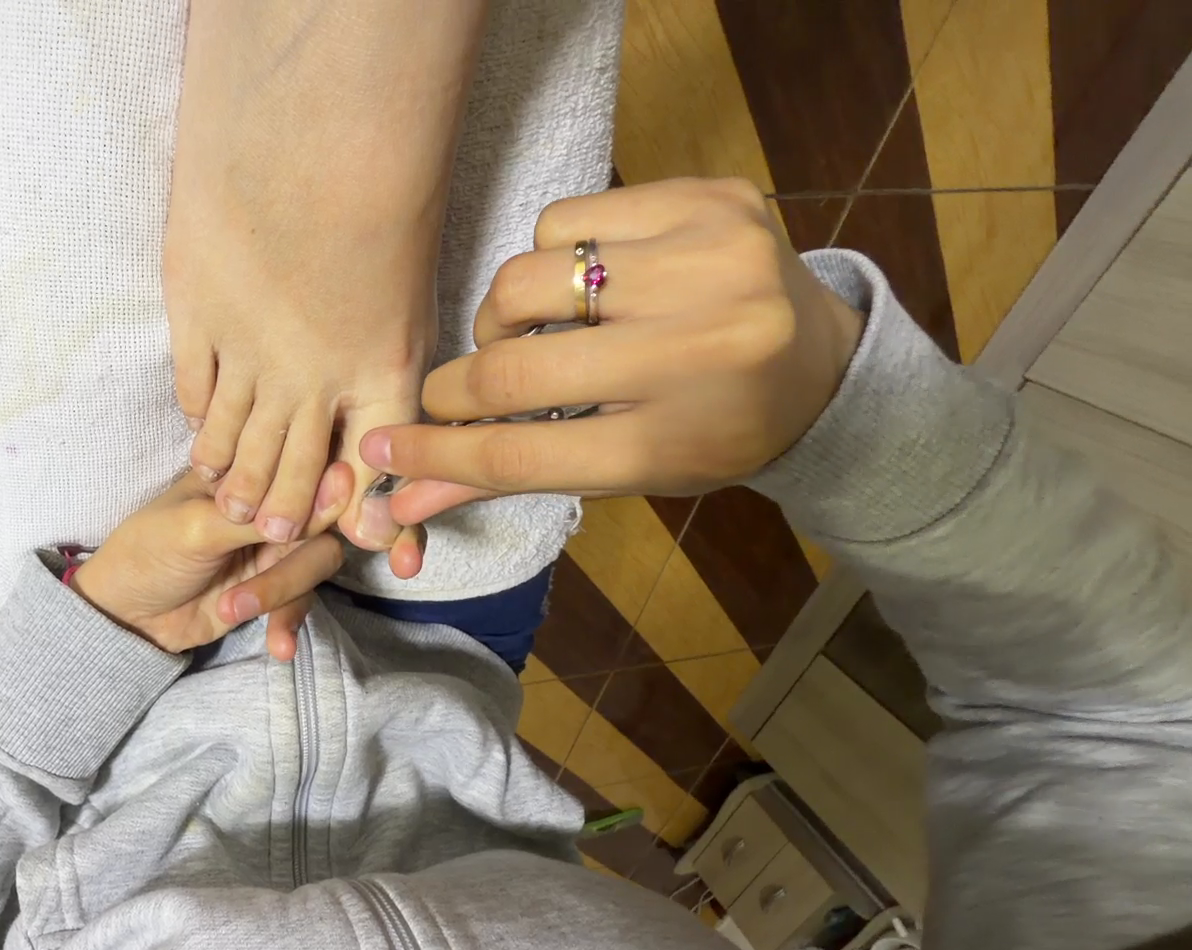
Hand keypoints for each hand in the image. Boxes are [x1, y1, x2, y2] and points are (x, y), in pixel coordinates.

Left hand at [70, 463, 353, 661]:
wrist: (126, 615)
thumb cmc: (148, 553)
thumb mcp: (198, 528)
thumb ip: (259, 515)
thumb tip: (327, 490)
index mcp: (246, 473)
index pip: (300, 468)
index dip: (322, 489)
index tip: (317, 513)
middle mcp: (267, 506)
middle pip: (320, 522)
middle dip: (294, 560)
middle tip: (262, 584)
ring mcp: (272, 548)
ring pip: (314, 564)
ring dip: (280, 592)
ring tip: (232, 610)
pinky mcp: (272, 588)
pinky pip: (300, 601)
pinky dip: (289, 622)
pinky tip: (278, 647)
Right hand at [163, 0, 484, 553]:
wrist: (321, 116)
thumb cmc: (388, 187)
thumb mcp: (412, 285)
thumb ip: (389, 358)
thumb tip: (375, 408)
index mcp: (379, 368)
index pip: (368, 468)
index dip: (366, 515)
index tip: (365, 546)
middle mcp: (311, 376)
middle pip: (288, 468)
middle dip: (281, 511)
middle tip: (265, 534)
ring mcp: (248, 349)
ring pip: (234, 440)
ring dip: (233, 475)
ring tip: (227, 496)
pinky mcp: (198, 313)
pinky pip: (196, 389)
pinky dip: (201, 417)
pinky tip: (202, 427)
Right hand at [358, 178, 866, 522]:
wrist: (820, 365)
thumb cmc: (703, 434)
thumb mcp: (613, 471)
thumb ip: (506, 476)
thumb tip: (406, 496)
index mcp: (672, 441)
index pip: (517, 455)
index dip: (436, 456)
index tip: (384, 450)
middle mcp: (698, 350)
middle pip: (511, 371)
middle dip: (458, 388)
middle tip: (457, 394)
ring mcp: (711, 263)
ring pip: (525, 278)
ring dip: (506, 314)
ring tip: (539, 333)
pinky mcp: (712, 200)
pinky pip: (565, 220)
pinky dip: (553, 257)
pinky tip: (589, 282)